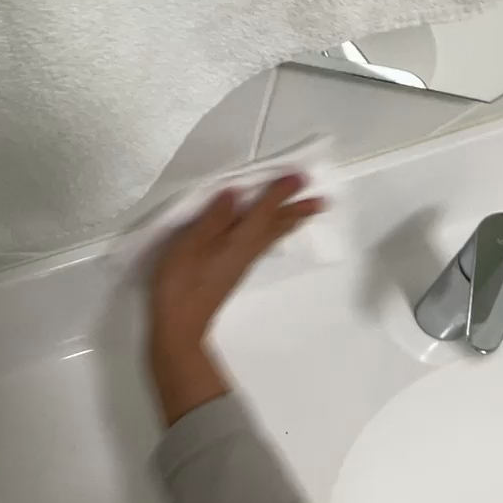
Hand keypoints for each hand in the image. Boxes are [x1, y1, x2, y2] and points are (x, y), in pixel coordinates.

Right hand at [147, 175, 324, 423]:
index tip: (300, 176)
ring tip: (305, 213)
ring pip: (271, 237)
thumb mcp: (190, 244)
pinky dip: (273, 233)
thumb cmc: (180, 282)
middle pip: (276, 226)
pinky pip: (262, 245)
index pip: (263, 210)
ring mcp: (241, 264)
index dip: (279, 192)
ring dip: (289, 222)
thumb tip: (235, 194)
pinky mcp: (233, 273)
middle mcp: (245, 250)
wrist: (180, 325)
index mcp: (237, 240)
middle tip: (321, 199)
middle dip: (296, 210)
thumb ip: (213, 218)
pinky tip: (270, 235)